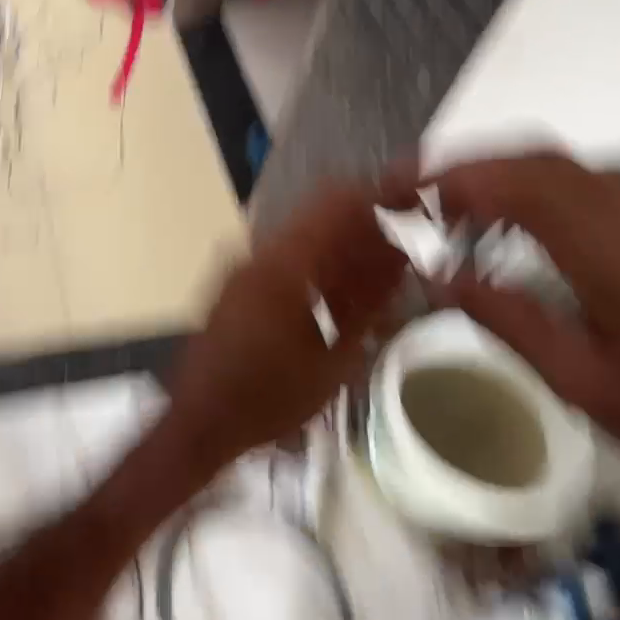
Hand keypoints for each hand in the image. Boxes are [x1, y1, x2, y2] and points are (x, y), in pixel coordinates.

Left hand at [162, 176, 415, 472]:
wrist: (199, 423)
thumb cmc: (268, 401)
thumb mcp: (333, 362)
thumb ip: (367, 306)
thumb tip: (399, 264)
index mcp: (282, 263)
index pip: (338, 202)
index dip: (381, 195)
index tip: (420, 200)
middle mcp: (256, 253)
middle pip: (320, 219)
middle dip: (367, 227)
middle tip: (411, 245)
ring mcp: (239, 268)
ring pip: (302, 241)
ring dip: (343, 251)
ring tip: (388, 273)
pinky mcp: (232, 287)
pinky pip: (282, 263)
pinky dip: (316, 271)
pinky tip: (345, 297)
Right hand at [429, 152, 619, 498]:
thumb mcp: (585, 386)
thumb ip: (507, 321)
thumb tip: (438, 276)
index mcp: (615, 256)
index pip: (518, 184)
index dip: (450, 177)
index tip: (399, 192)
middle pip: (541, 160)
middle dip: (469, 167)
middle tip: (416, 198)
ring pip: (570, 170)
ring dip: (505, 177)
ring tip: (456, 214)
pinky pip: (595, 192)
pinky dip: (540, 194)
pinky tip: (521, 235)